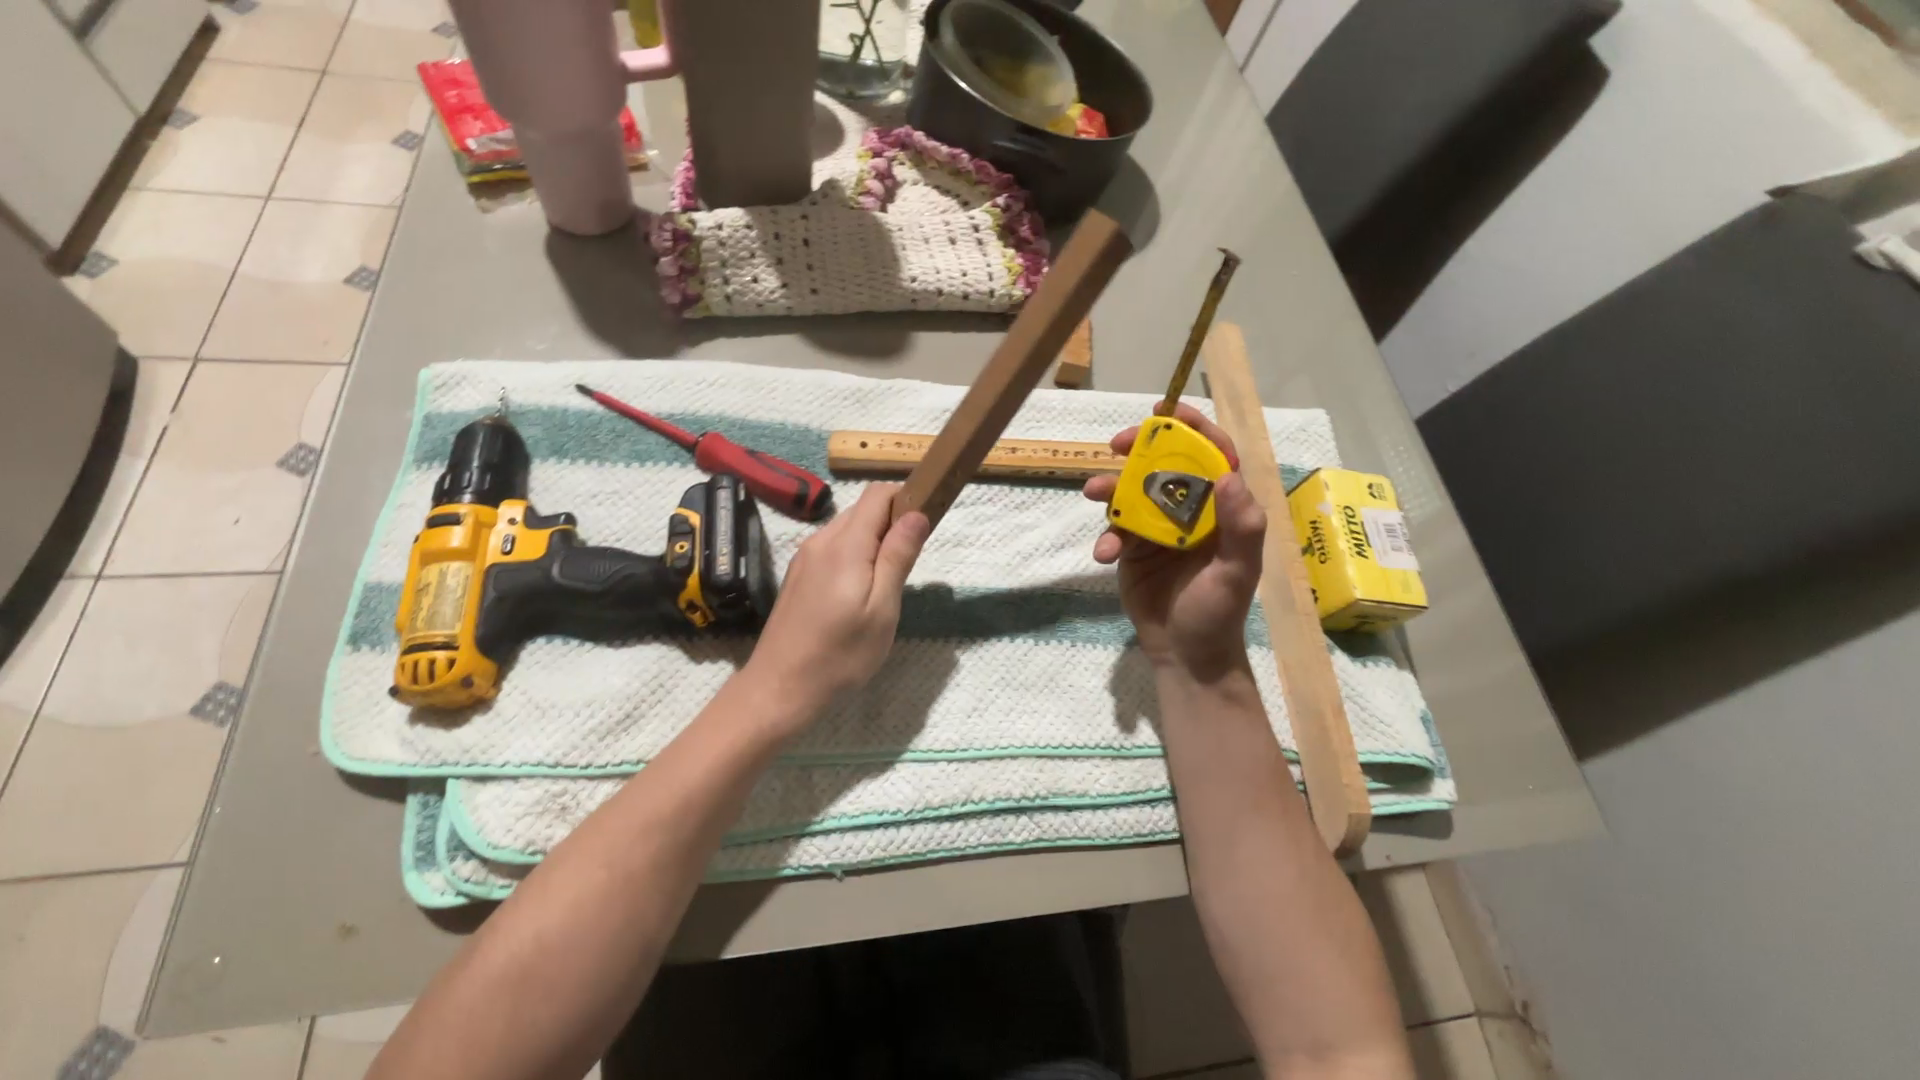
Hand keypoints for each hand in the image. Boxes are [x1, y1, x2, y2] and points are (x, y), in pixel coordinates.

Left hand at [744, 484, 930, 717]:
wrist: (780, 688)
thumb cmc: (841, 655)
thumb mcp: (882, 609)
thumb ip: (898, 557)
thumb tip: (917, 514)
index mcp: (845, 545)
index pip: (878, 494)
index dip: (906, 498)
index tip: (927, 523)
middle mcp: (821, 541)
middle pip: (863, 509)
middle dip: (892, 521)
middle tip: (910, 562)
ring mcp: (805, 557)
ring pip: (847, 529)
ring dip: (874, 540)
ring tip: (887, 582)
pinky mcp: (798, 575)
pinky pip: (833, 548)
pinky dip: (855, 555)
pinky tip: (860, 592)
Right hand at [1084, 403, 1264, 678]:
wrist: (1185, 655)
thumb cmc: (1218, 612)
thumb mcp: (1238, 571)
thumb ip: (1241, 526)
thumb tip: (1227, 476)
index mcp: (1222, 509)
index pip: (1213, 457)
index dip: (1194, 429)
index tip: (1167, 413)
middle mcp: (1189, 511)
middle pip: (1165, 464)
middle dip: (1139, 449)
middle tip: (1116, 443)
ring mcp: (1158, 528)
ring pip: (1132, 492)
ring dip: (1111, 488)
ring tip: (1093, 492)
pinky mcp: (1133, 549)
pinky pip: (1114, 530)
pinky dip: (1106, 537)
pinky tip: (1104, 554)